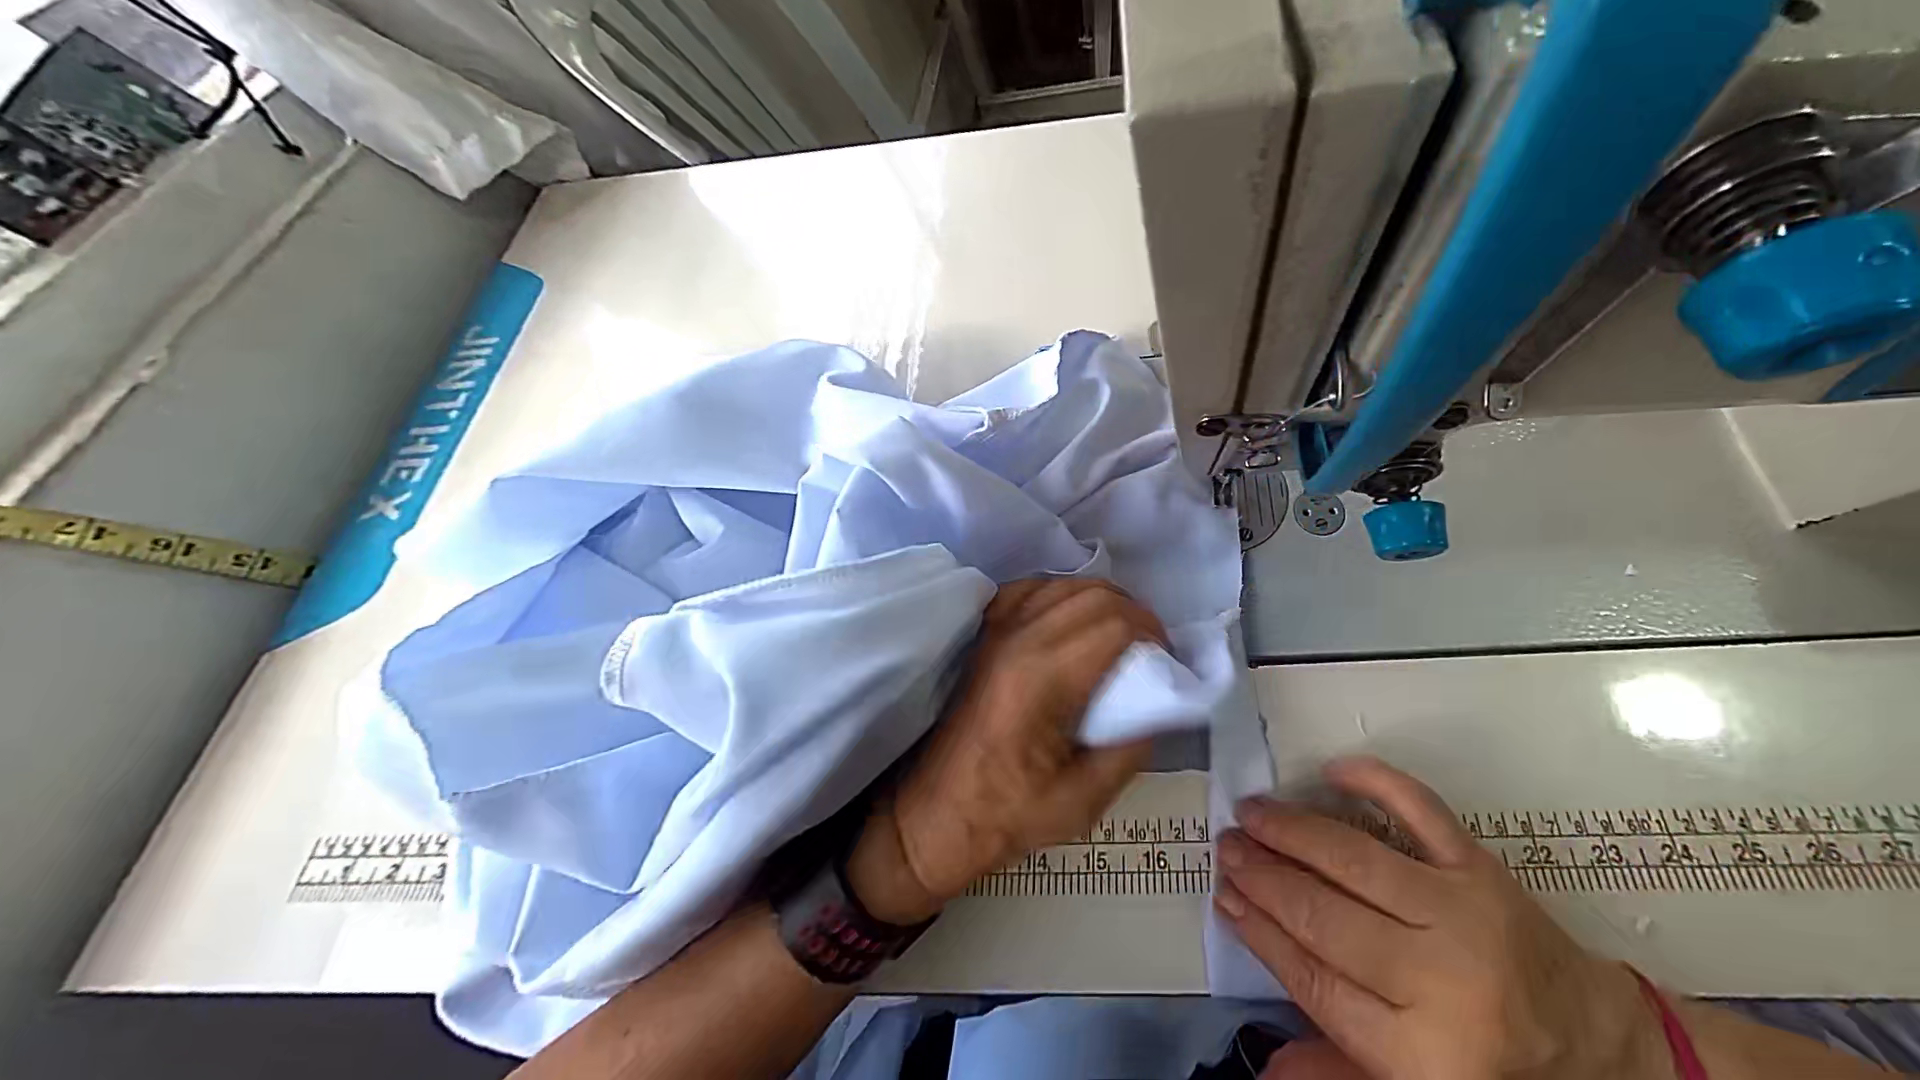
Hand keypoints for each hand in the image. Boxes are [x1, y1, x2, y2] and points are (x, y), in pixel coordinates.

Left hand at [847, 579, 1162, 923]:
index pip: (1115, 623)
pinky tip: (1069, 621)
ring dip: (1100, 601)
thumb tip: (1162, 702)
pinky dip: (1058, 595)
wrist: (933, 814)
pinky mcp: (980, 636)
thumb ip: (1132, 746)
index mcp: (1042, 680)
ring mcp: (993, 633)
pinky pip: (1026, 591)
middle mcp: (1016, 642)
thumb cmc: (1004, 815)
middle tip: (1151, 651)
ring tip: (1119, 637)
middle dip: (1135, 614)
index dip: (1153, 633)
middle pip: (1093, 595)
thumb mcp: (1084, 800)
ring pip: (1060, 585)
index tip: (1167, 661)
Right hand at [1216, 758, 1669, 1079]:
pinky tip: (1332, 770)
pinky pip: (1424, 812)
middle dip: (1262, 877)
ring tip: (1249, 814)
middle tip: (1226, 848)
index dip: (1260, 932)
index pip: (1313, 979)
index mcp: (1423, 1051)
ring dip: (1292, 830)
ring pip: (1356, 860)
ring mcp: (1465, 913)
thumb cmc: (1489, 1065)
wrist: (1600, 1046)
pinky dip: (1377, 781)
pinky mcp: (1483, 870)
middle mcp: (1441, 979)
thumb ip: (1337, 1068)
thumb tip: (1261, 1065)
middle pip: (1324, 916)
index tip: (1225, 899)